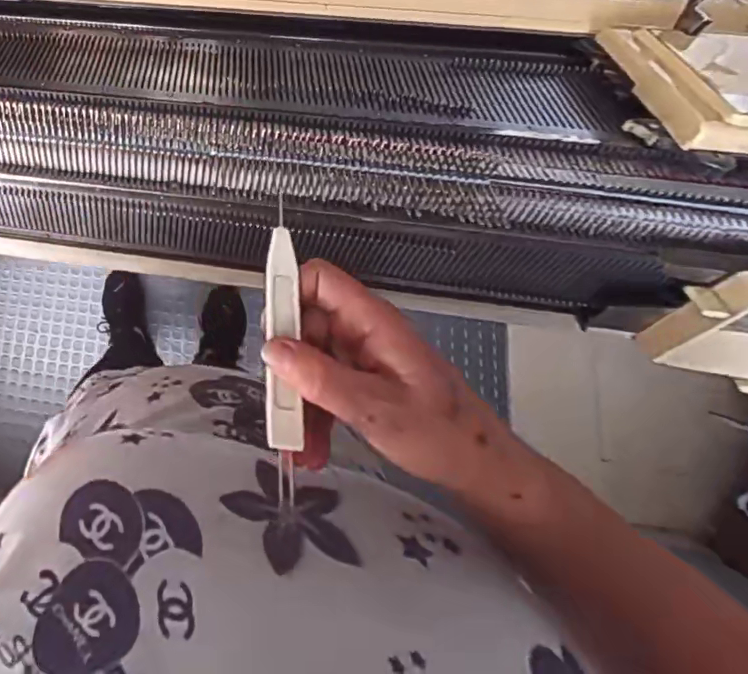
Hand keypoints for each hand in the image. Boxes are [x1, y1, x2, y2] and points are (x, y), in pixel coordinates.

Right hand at [262, 260, 529, 494]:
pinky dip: (311, 414)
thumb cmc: (446, 434)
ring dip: (296, 401)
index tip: (268, 333)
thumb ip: (322, 379)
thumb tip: (274, 351)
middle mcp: (361, 331)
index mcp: (371, 321)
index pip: (319, 279)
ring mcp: (358, 356)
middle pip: (303, 325)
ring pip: (306, 360)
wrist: (478, 467)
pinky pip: (319, 384)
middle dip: (286, 367)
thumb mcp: (378, 410)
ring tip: (299, 445)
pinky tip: (312, 448)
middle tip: (281, 405)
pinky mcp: (357, 380)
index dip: (288, 294)